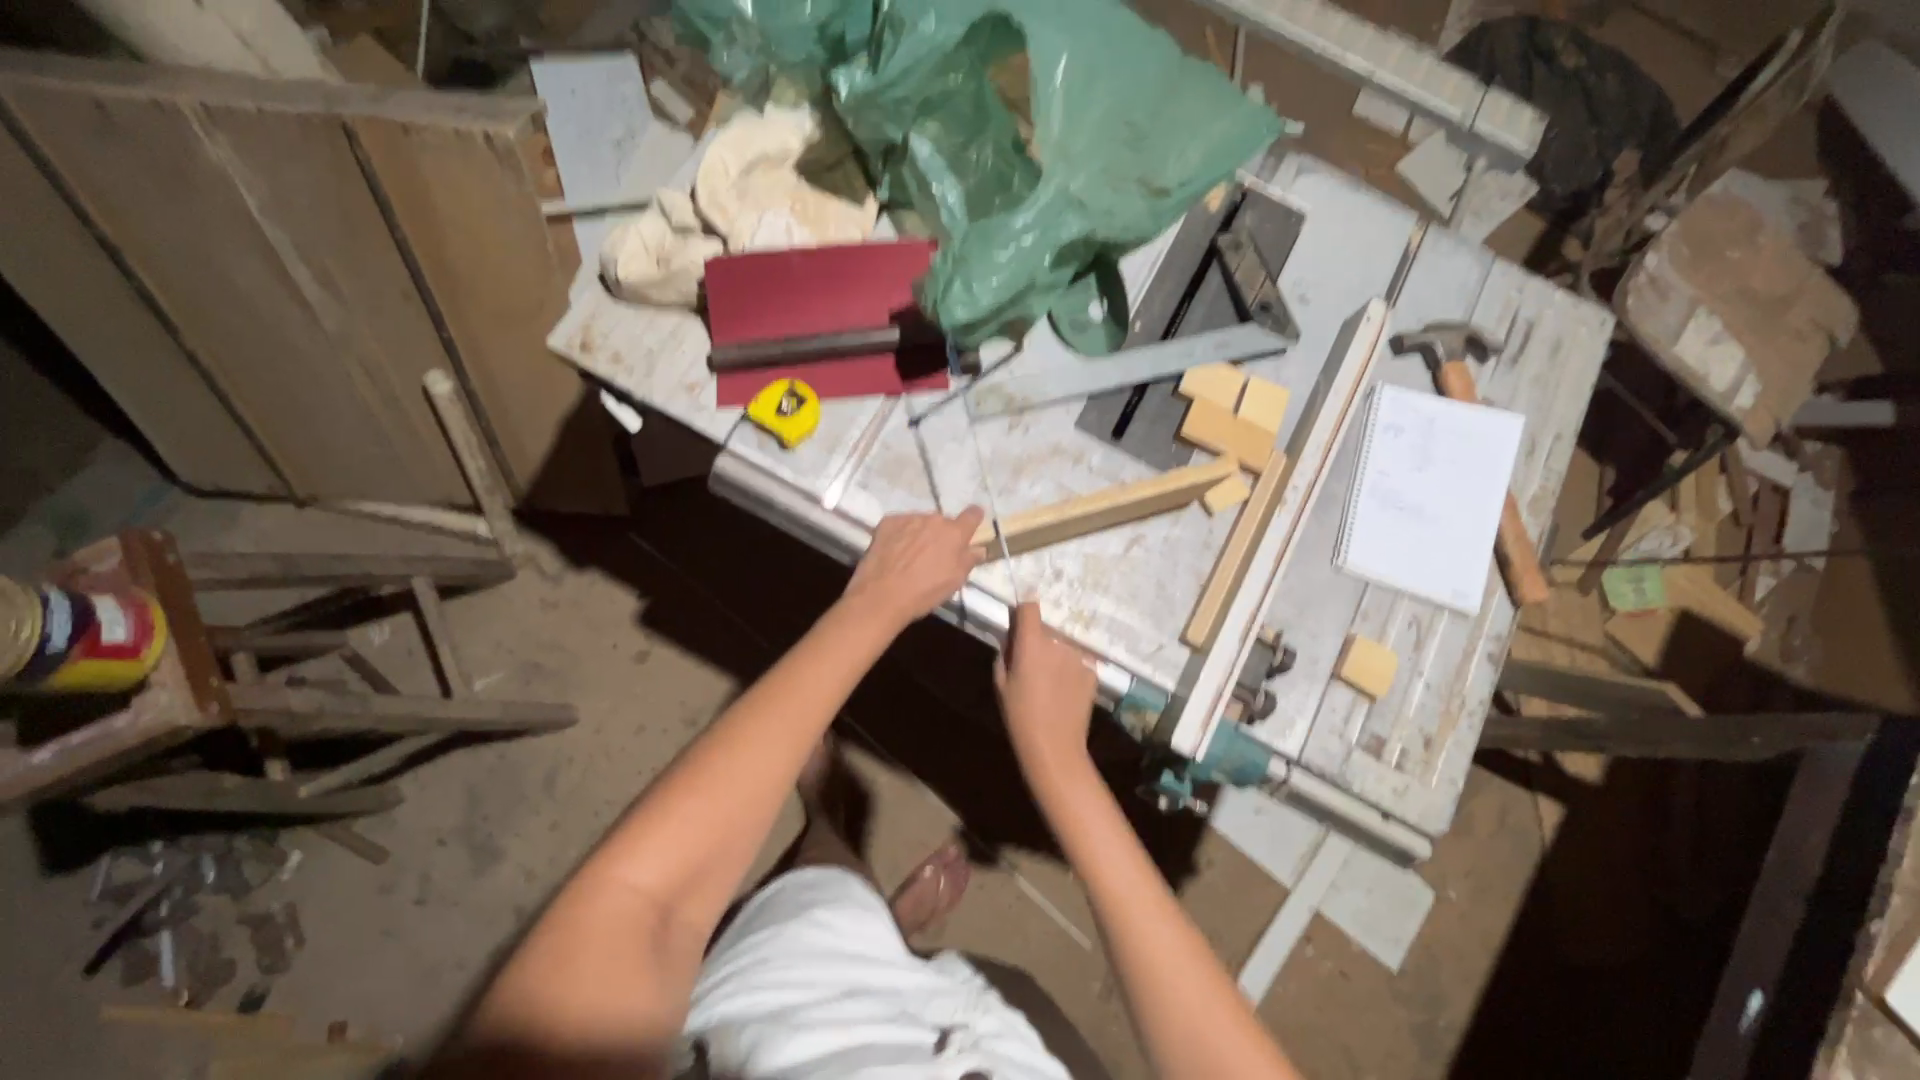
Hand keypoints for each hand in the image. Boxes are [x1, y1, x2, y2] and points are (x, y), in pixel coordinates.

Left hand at [841, 508, 985, 630]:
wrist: (882, 595)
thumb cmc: (924, 592)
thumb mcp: (955, 582)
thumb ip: (969, 560)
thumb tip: (978, 548)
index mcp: (954, 533)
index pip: (972, 515)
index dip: (973, 518)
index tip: (971, 525)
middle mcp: (933, 519)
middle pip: (943, 522)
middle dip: (941, 534)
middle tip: (933, 554)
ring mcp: (909, 518)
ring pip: (921, 522)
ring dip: (920, 533)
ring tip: (910, 555)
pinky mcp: (888, 522)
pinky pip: (900, 524)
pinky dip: (900, 534)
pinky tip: (894, 552)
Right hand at [996, 603, 1097, 781]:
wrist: (1054, 745)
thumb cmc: (1019, 715)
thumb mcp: (1001, 683)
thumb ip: (1005, 653)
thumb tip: (1011, 638)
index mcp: (1031, 643)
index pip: (1030, 607)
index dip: (1024, 611)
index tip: (1021, 620)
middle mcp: (1058, 643)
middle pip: (1048, 629)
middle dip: (1039, 640)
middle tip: (1033, 663)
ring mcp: (1079, 656)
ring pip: (1064, 646)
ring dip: (1057, 654)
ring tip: (1051, 681)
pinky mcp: (1093, 671)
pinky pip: (1078, 661)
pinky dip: (1072, 669)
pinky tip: (1066, 691)